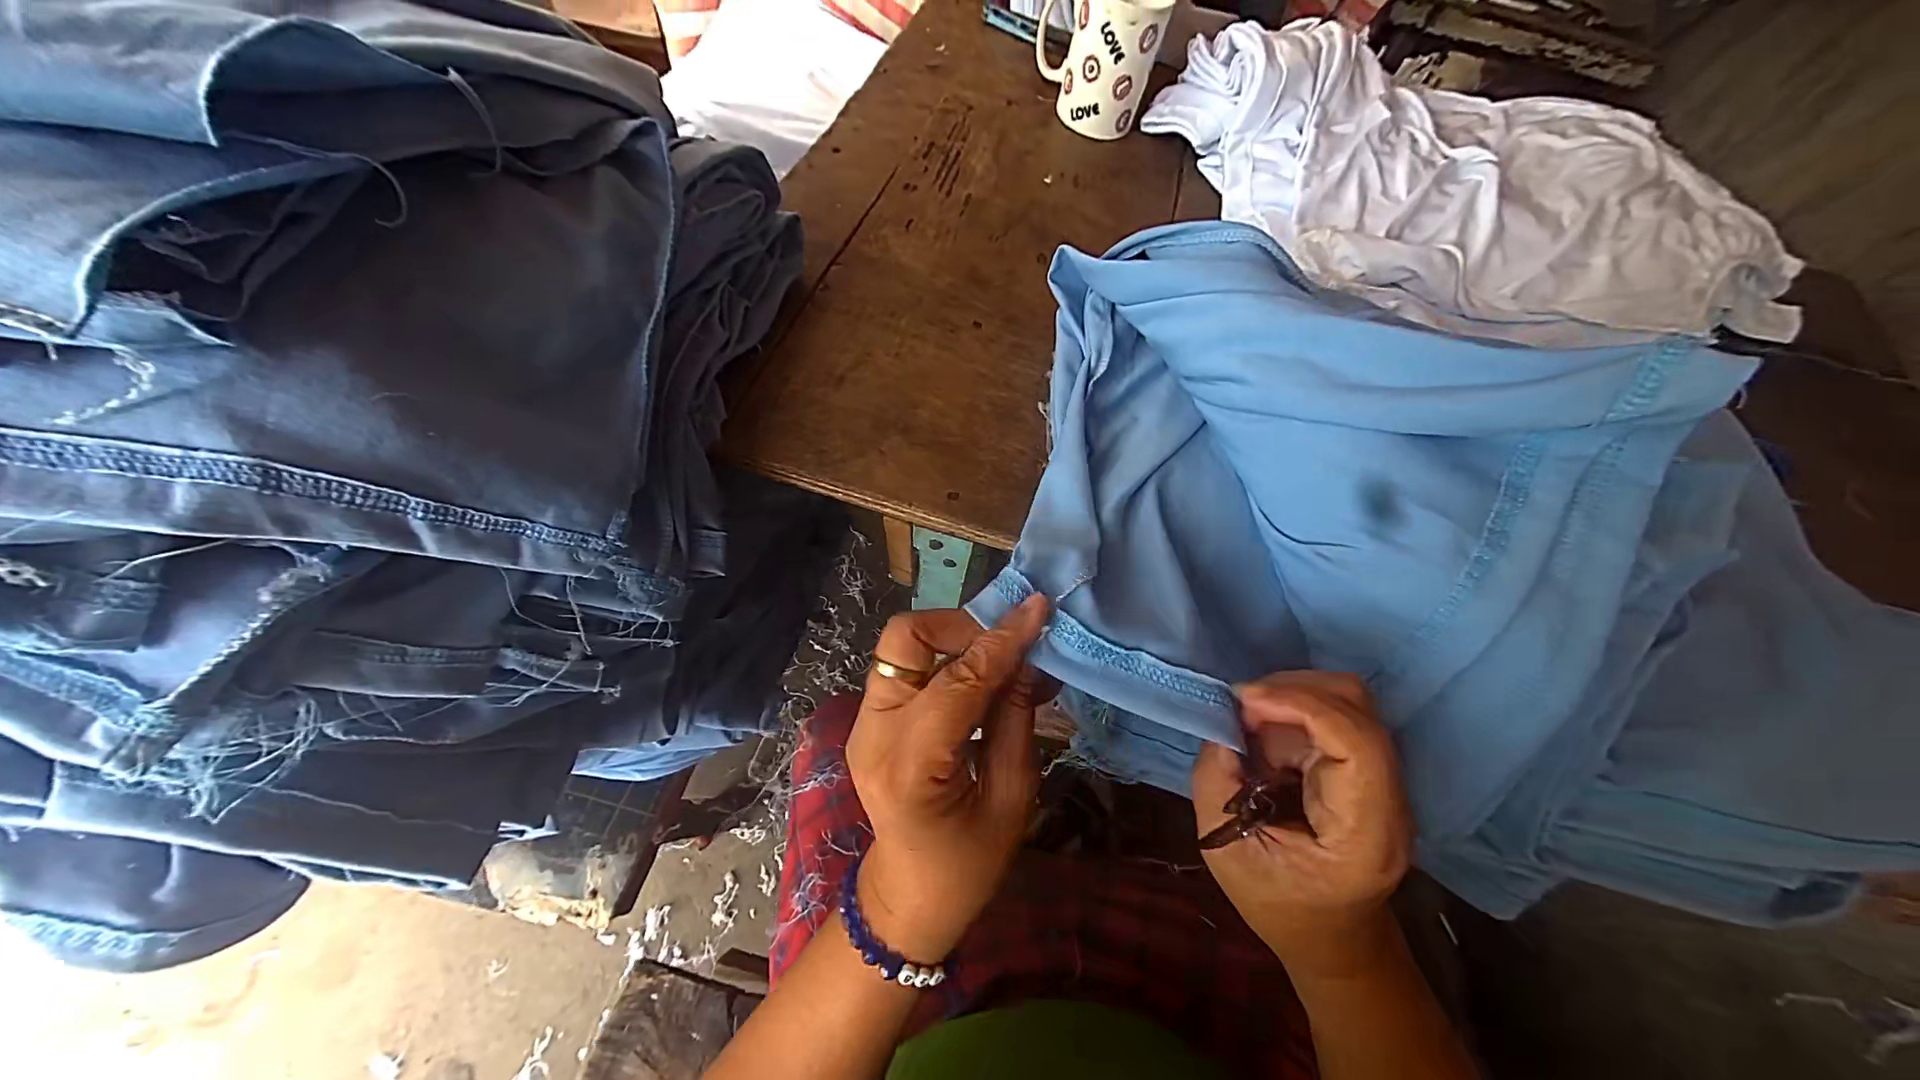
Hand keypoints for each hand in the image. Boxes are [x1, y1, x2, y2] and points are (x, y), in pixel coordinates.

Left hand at [845, 595, 1050, 960]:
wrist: (908, 895)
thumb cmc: (969, 865)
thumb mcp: (1012, 800)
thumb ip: (1017, 722)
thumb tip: (1030, 660)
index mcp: (910, 765)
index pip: (957, 681)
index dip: (1001, 642)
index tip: (1037, 610)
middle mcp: (874, 732)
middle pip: (906, 639)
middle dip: (962, 626)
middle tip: (1008, 643)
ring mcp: (863, 723)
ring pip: (901, 645)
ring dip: (952, 638)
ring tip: (999, 658)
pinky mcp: (868, 720)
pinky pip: (905, 667)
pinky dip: (943, 659)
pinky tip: (978, 678)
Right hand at [1193, 671, 1413, 976]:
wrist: (1332, 938)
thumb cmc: (1280, 906)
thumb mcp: (1226, 853)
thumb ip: (1215, 785)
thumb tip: (1221, 731)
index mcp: (1365, 831)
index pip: (1357, 743)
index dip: (1301, 705)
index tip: (1244, 701)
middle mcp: (1388, 798)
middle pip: (1357, 708)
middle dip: (1292, 690)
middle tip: (1239, 709)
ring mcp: (1382, 780)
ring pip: (1346, 702)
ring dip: (1290, 698)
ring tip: (1248, 725)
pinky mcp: (1365, 770)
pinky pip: (1333, 717)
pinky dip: (1291, 711)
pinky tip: (1264, 737)